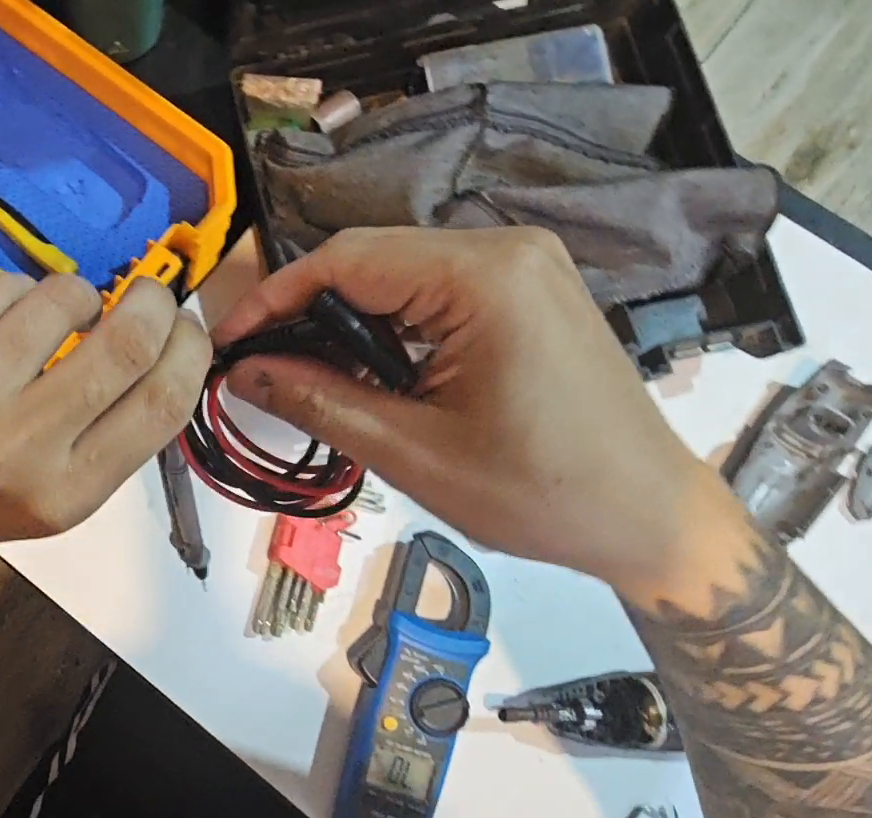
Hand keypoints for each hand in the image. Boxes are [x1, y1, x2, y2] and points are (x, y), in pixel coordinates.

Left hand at [0, 272, 210, 569]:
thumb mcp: (59, 500)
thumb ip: (114, 435)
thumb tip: (167, 345)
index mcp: (67, 491)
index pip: (162, 402)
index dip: (189, 351)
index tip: (185, 332)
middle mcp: (20, 445)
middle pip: (127, 343)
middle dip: (152, 304)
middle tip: (145, 300)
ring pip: (65, 297)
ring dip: (81, 296)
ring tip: (65, 317)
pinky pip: (6, 286)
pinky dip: (23, 294)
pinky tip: (9, 323)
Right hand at [213, 226, 746, 600]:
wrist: (645, 515)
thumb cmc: (536, 491)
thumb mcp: (411, 451)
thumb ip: (318, 401)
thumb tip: (242, 373)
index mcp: (482, 277)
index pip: (345, 260)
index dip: (273, 298)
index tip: (226, 344)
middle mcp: (505, 250)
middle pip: (369, 260)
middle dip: (302, 311)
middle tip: (255, 368)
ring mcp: (522, 268)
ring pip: (396, 277)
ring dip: (341, 323)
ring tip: (299, 378)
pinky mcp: (525, 294)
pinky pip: (431, 295)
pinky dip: (384, 330)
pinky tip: (363, 373)